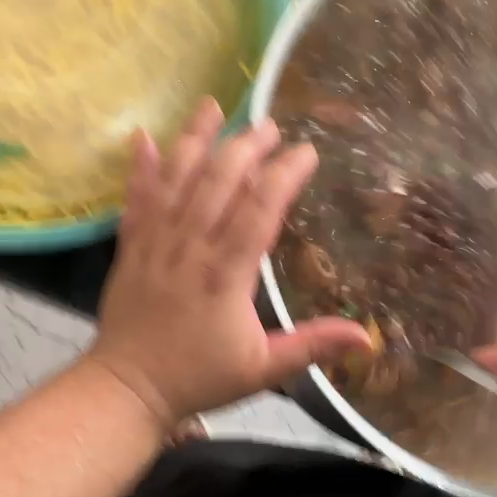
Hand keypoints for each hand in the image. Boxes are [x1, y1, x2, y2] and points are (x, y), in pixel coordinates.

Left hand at [87, 99, 372, 428]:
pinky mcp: (131, 249)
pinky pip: (136, 201)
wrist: (128, 390)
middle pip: (218, 184)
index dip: (283, 176)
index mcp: (226, 276)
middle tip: (269, 125)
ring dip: (194, 141)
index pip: (259, 212)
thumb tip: (367, 337)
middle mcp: (190, 250)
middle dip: (245, 148)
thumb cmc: (200, 379)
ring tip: (213, 106)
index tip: (305, 153)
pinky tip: (144, 136)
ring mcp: (156, 246)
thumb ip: (313, 346)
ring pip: (175, 183)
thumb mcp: (265, 369)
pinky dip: (140, 169)